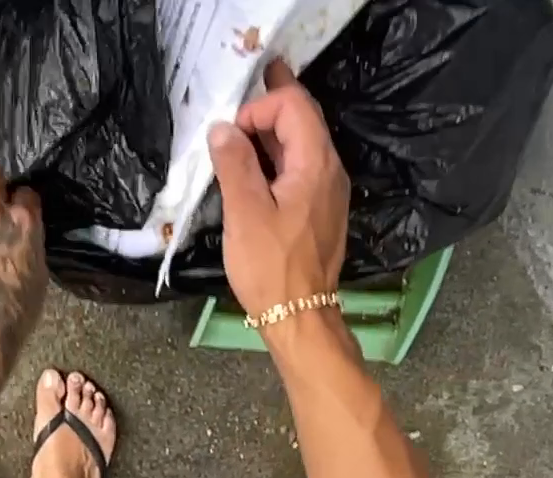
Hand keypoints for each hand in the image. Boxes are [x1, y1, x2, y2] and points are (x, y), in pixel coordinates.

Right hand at [207, 61, 348, 314]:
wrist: (298, 315)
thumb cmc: (270, 266)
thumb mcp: (245, 214)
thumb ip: (234, 165)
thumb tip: (223, 128)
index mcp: (315, 163)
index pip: (294, 106)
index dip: (259, 107)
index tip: (228, 133)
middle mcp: (329, 170)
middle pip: (303, 121)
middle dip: (272, 105)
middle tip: (249, 88)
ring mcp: (327, 193)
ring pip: (300, 148)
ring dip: (271, 135)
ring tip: (242, 131)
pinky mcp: (318, 213)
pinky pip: (299, 173)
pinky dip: (276, 161)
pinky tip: (254, 173)